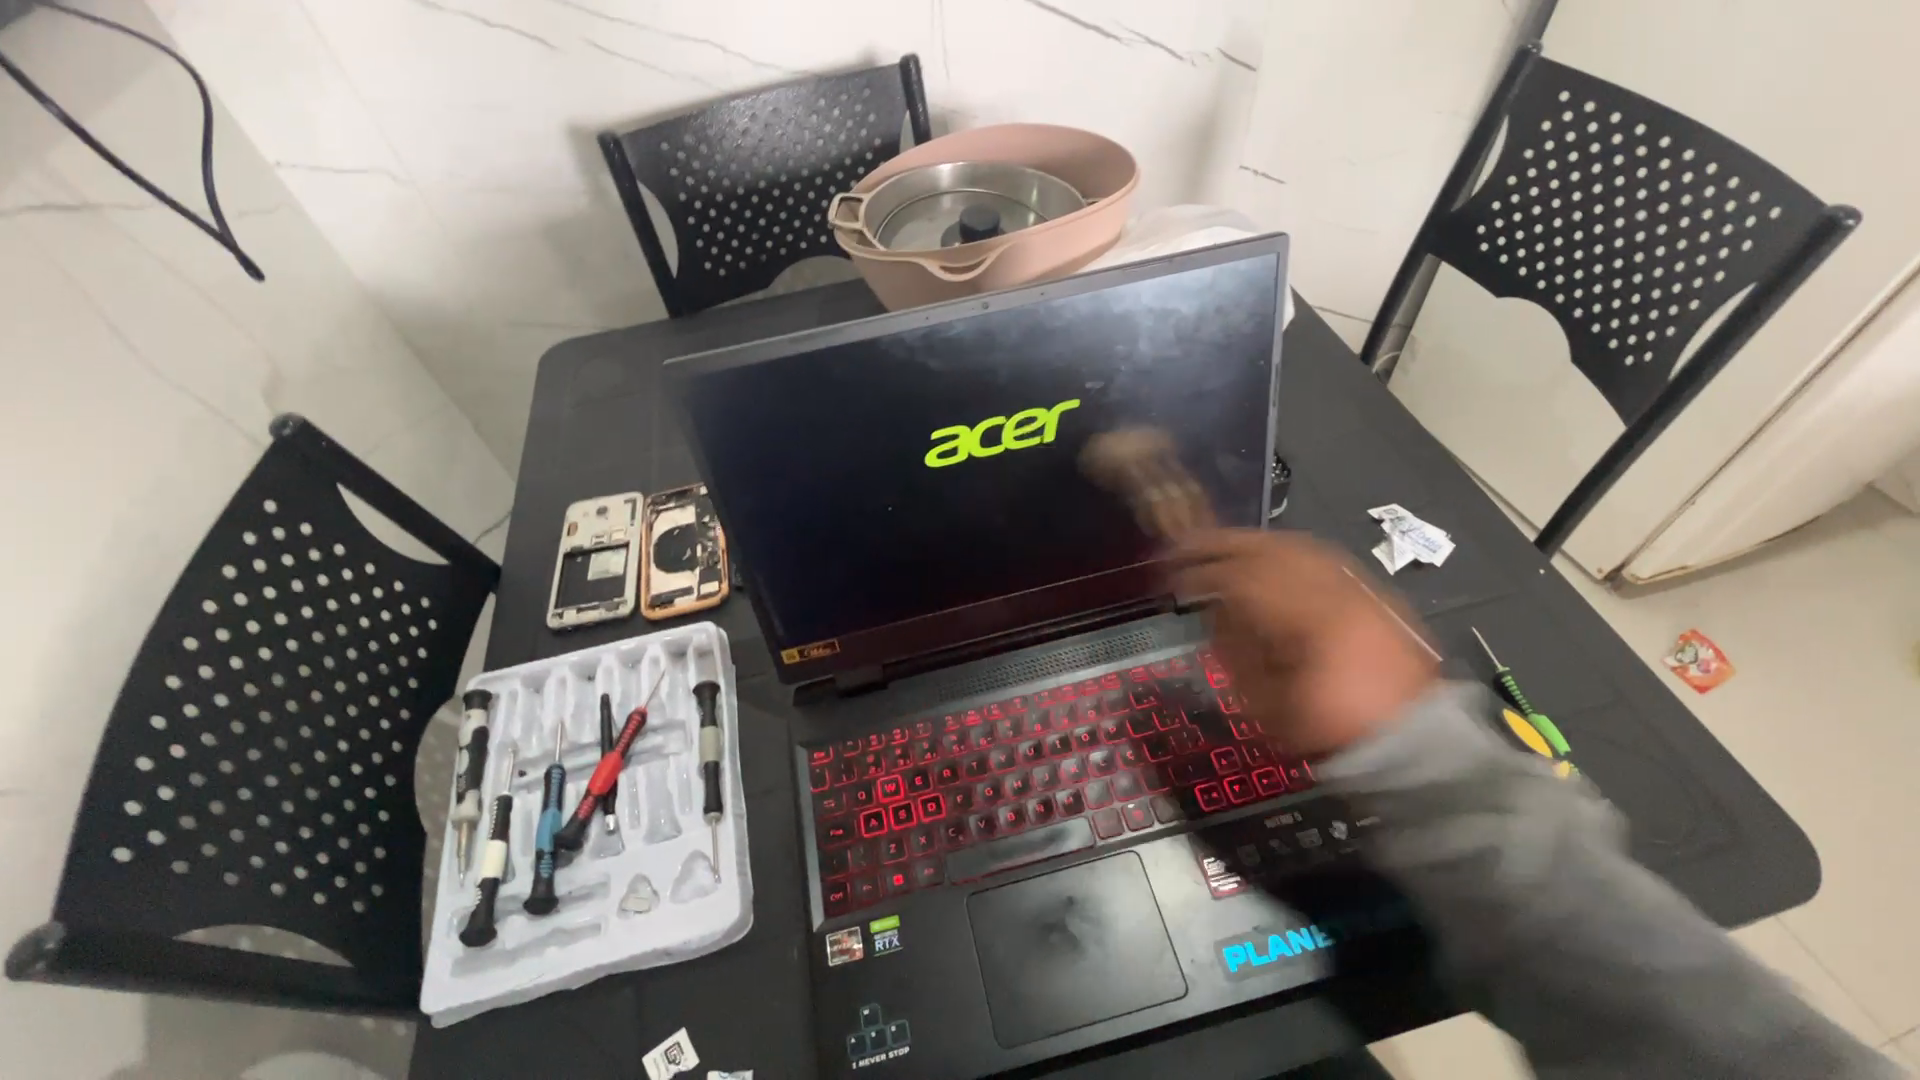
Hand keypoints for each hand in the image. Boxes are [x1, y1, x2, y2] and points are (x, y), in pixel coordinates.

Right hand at [1171, 530, 1438, 755]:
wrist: (1409, 739)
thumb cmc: (1329, 728)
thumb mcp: (1267, 703)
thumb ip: (1236, 651)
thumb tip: (1214, 612)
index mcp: (1306, 625)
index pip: (1244, 581)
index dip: (1205, 572)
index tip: (1176, 574)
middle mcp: (1336, 595)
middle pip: (1272, 552)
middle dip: (1226, 544)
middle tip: (1189, 544)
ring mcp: (1360, 590)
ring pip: (1301, 547)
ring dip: (1256, 542)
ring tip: (1224, 543)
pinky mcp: (1374, 593)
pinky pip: (1326, 557)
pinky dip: (1291, 550)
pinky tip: (1271, 554)